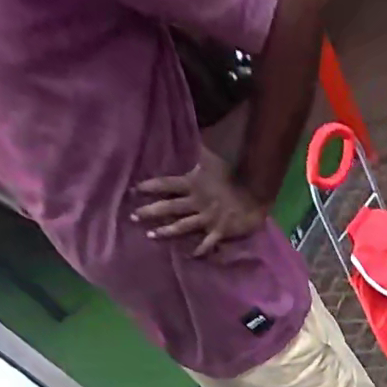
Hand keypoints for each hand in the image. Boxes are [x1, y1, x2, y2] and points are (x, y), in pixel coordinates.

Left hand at [131, 145, 267, 257]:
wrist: (255, 195)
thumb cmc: (233, 177)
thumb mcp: (212, 160)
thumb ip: (198, 151)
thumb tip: (187, 131)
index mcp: (192, 184)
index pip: (164, 184)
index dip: (147, 187)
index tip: (132, 191)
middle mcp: (195, 202)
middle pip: (168, 207)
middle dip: (149, 212)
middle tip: (133, 217)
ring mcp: (207, 219)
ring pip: (182, 226)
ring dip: (165, 231)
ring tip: (150, 235)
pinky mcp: (219, 231)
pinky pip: (206, 243)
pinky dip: (199, 251)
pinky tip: (190, 256)